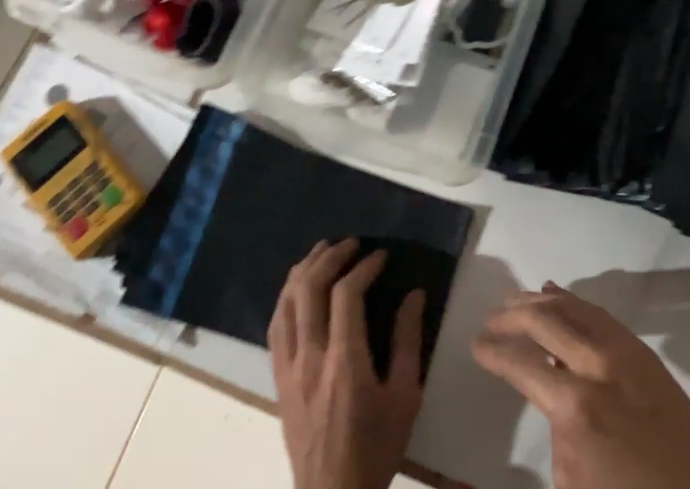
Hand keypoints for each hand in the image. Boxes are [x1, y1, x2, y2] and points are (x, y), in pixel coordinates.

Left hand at [270, 238, 426, 488]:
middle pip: (309, 289)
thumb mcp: (405, 397)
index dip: (363, 267)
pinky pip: (275, 326)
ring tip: (322, 251)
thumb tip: (414, 295)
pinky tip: (298, 287)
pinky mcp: (277, 378)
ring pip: (286, 303)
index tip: (381, 256)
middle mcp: (310, 358)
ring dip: (303, 270)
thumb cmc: (377, 447)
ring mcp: (288, 368)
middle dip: (329, 257)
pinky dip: (286, 297)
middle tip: (351, 243)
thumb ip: (408, 342)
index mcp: (345, 363)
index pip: (346, 295)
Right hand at [473, 283, 689, 488]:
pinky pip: (602, 315)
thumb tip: (555, 396)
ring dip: (541, 301)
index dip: (493, 351)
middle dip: (511, 316)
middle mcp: (597, 367)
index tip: (477, 346)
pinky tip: (560, 296)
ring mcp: (625, 353)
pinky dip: (575, 301)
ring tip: (517, 300)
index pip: (520, 362)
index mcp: (574, 407)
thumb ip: (557, 432)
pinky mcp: (644, 352)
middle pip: (545, 320)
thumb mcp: (573, 482)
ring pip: (575, 308)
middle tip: (491, 319)